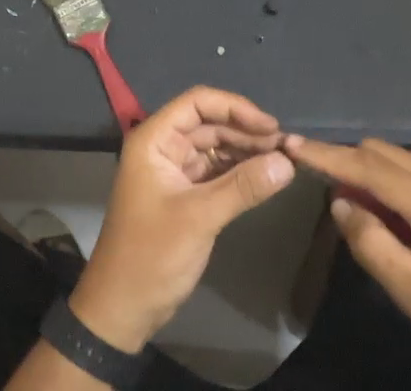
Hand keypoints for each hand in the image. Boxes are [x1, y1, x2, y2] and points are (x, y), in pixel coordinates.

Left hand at [68, 86, 294, 351]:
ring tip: (282, 160)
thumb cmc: (151, 255)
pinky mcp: (183, 194)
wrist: (122, 308)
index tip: (271, 127)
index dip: (235, 108)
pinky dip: (238, 171)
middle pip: (209, 123)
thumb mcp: (200, 218)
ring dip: (245, 151)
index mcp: (154, 140)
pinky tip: (265, 176)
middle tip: (286, 147)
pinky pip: (214, 171)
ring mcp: (172, 171)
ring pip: (214, 147)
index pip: (197, 103)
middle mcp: (162, 147)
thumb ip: (243, 187)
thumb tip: (288, 162)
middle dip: (246, 131)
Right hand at [285, 137, 410, 390]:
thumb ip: (372, 246)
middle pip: (381, 152)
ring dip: (365, 172)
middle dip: (344, 162)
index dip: (327, 155)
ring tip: (349, 209)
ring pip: (396, 158)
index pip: (370, 167)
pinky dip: (386, 181)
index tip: (290, 144)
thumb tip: (340, 202)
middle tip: (317, 192)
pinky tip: (382, 214)